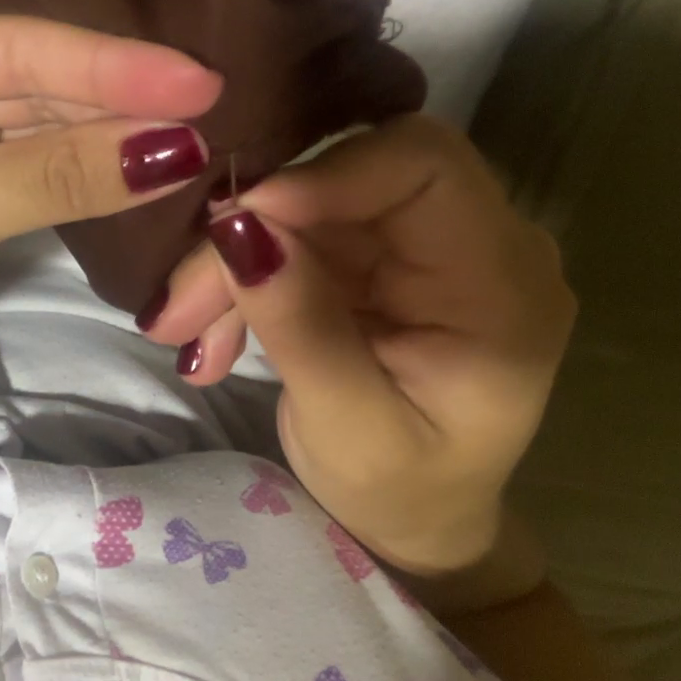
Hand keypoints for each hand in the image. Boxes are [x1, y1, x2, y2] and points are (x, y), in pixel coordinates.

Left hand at [0, 16, 221, 401]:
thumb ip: (56, 174)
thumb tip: (176, 147)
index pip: (25, 46)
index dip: (114, 63)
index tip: (200, 82)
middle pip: (45, 81)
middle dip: (122, 100)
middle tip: (217, 110)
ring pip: (50, 126)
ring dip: (114, 139)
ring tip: (197, 144)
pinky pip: (44, 170)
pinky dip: (90, 176)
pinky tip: (144, 174)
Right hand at [140, 116, 575, 579]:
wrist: (411, 516)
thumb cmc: (403, 489)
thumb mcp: (350, 428)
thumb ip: (302, 327)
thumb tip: (235, 227)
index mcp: (501, 283)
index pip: (425, 164)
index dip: (328, 171)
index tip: (238, 219)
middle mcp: (466, 241)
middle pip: (344, 179)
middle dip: (251, 229)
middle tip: (179, 301)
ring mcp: (411, 242)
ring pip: (298, 204)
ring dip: (228, 260)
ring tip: (180, 331)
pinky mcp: (364, 251)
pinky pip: (284, 233)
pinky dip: (236, 274)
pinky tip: (206, 334)